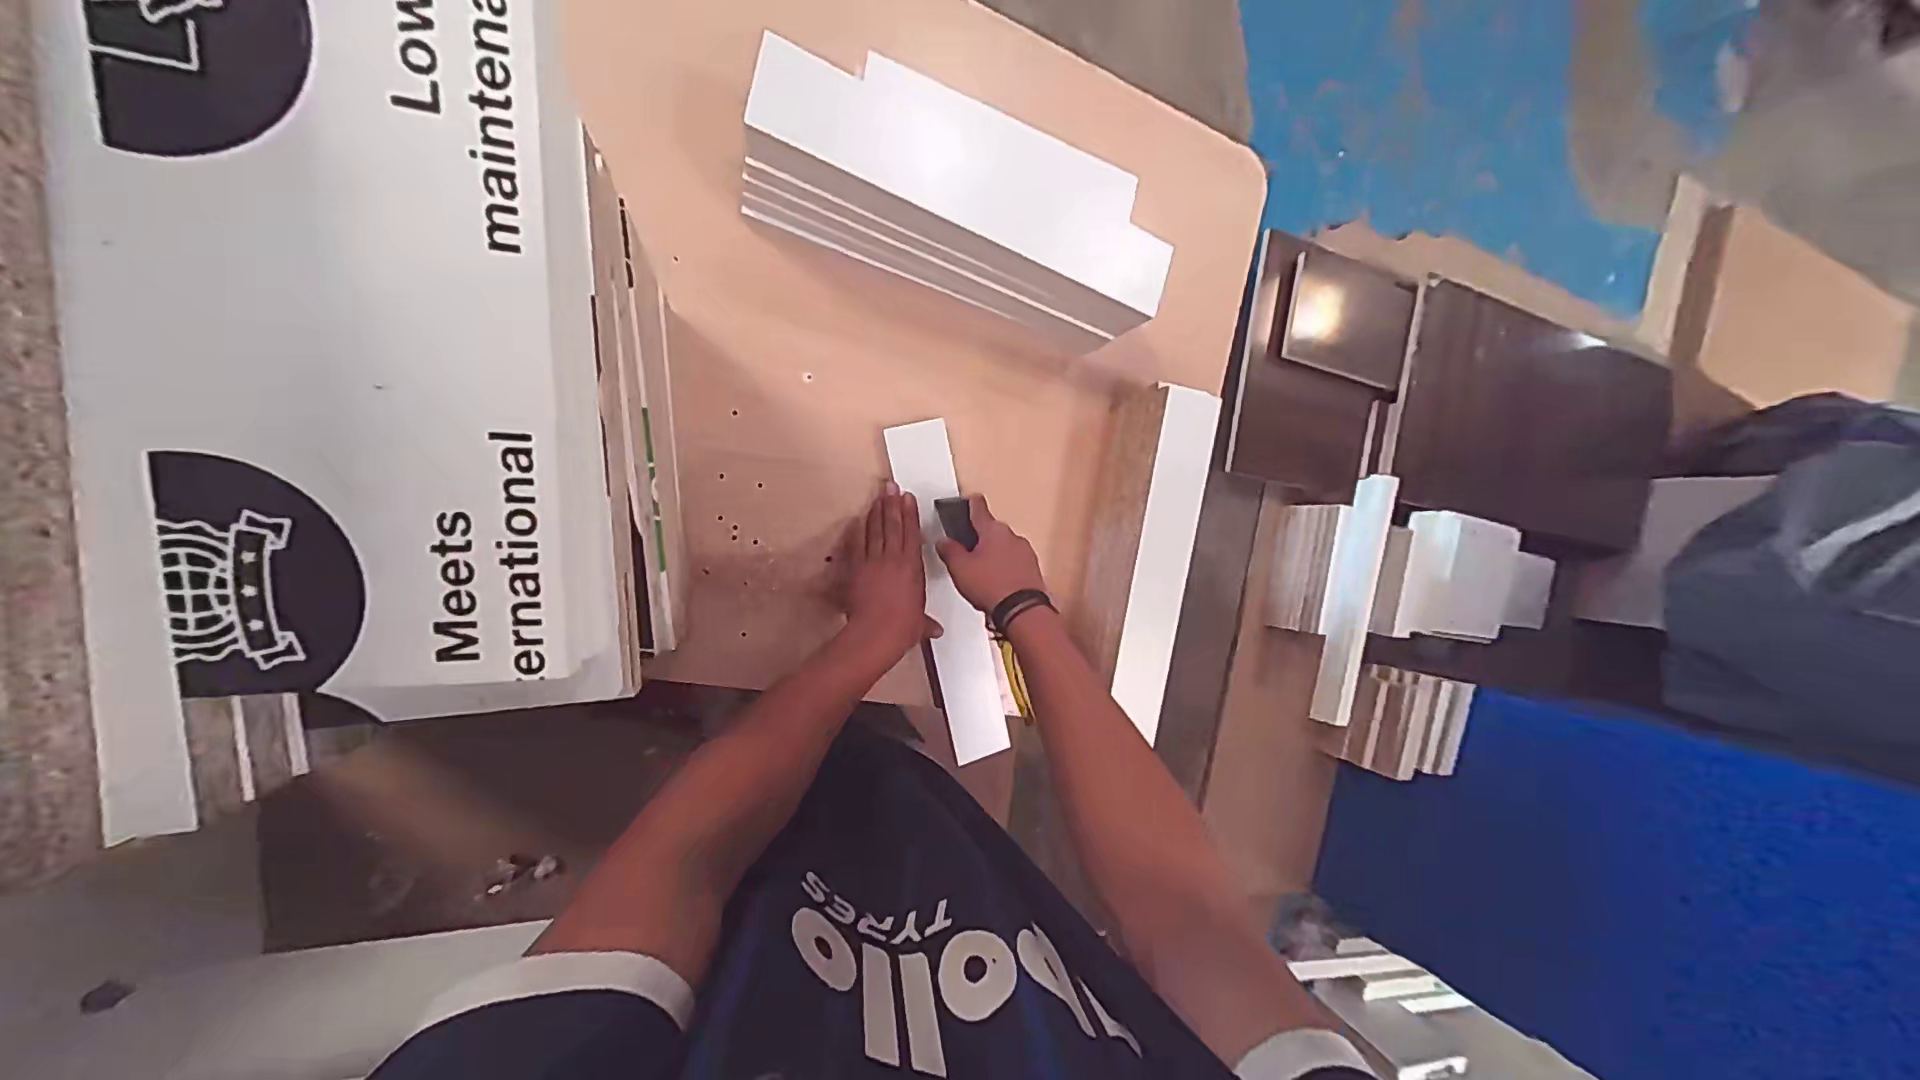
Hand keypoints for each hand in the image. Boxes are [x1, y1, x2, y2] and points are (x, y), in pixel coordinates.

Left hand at [841, 484, 941, 661]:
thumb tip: (934, 630)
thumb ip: (926, 623)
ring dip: (876, 512)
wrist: (877, 632)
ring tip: (878, 497)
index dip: (910, 513)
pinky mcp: (857, 569)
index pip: (912, 533)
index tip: (908, 498)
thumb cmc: (902, 627)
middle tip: (890, 487)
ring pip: (875, 530)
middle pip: (893, 525)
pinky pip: (857, 545)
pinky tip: (858, 520)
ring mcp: (873, 562)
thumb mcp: (918, 624)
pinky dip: (858, 531)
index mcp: (913, 567)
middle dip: (892, 504)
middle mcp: (894, 559)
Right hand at [933, 494, 1046, 613]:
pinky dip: (1005, 569)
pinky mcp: (1032, 568)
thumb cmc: (993, 587)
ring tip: (980, 576)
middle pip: (991, 530)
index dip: (971, 503)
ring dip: (993, 555)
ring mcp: (1025, 552)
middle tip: (965, 552)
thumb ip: (949, 550)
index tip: (970, 499)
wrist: (1022, 610)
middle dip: (979, 539)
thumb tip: (944, 542)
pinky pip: (1014, 563)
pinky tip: (995, 584)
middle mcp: (1011, 536)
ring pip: (1004, 547)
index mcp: (992, 530)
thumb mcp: (959, 568)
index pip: (979, 508)